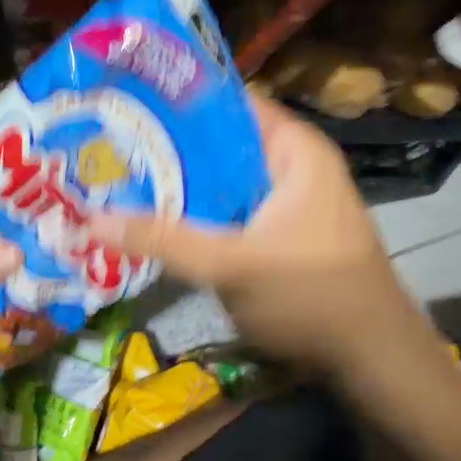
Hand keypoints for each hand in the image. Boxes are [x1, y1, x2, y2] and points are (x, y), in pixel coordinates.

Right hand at [88, 93, 424, 372]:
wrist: (370, 360)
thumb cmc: (311, 295)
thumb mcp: (231, 264)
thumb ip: (162, 239)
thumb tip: (89, 220)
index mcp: (293, 151)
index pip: (228, 103)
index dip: (176, 101)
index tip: (121, 104)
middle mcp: (288, 168)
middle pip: (216, 144)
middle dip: (162, 149)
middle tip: (101, 150)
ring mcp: (282, 205)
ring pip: (216, 184)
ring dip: (173, 188)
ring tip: (109, 181)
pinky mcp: (274, 238)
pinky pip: (223, 215)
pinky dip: (191, 218)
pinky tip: (146, 224)